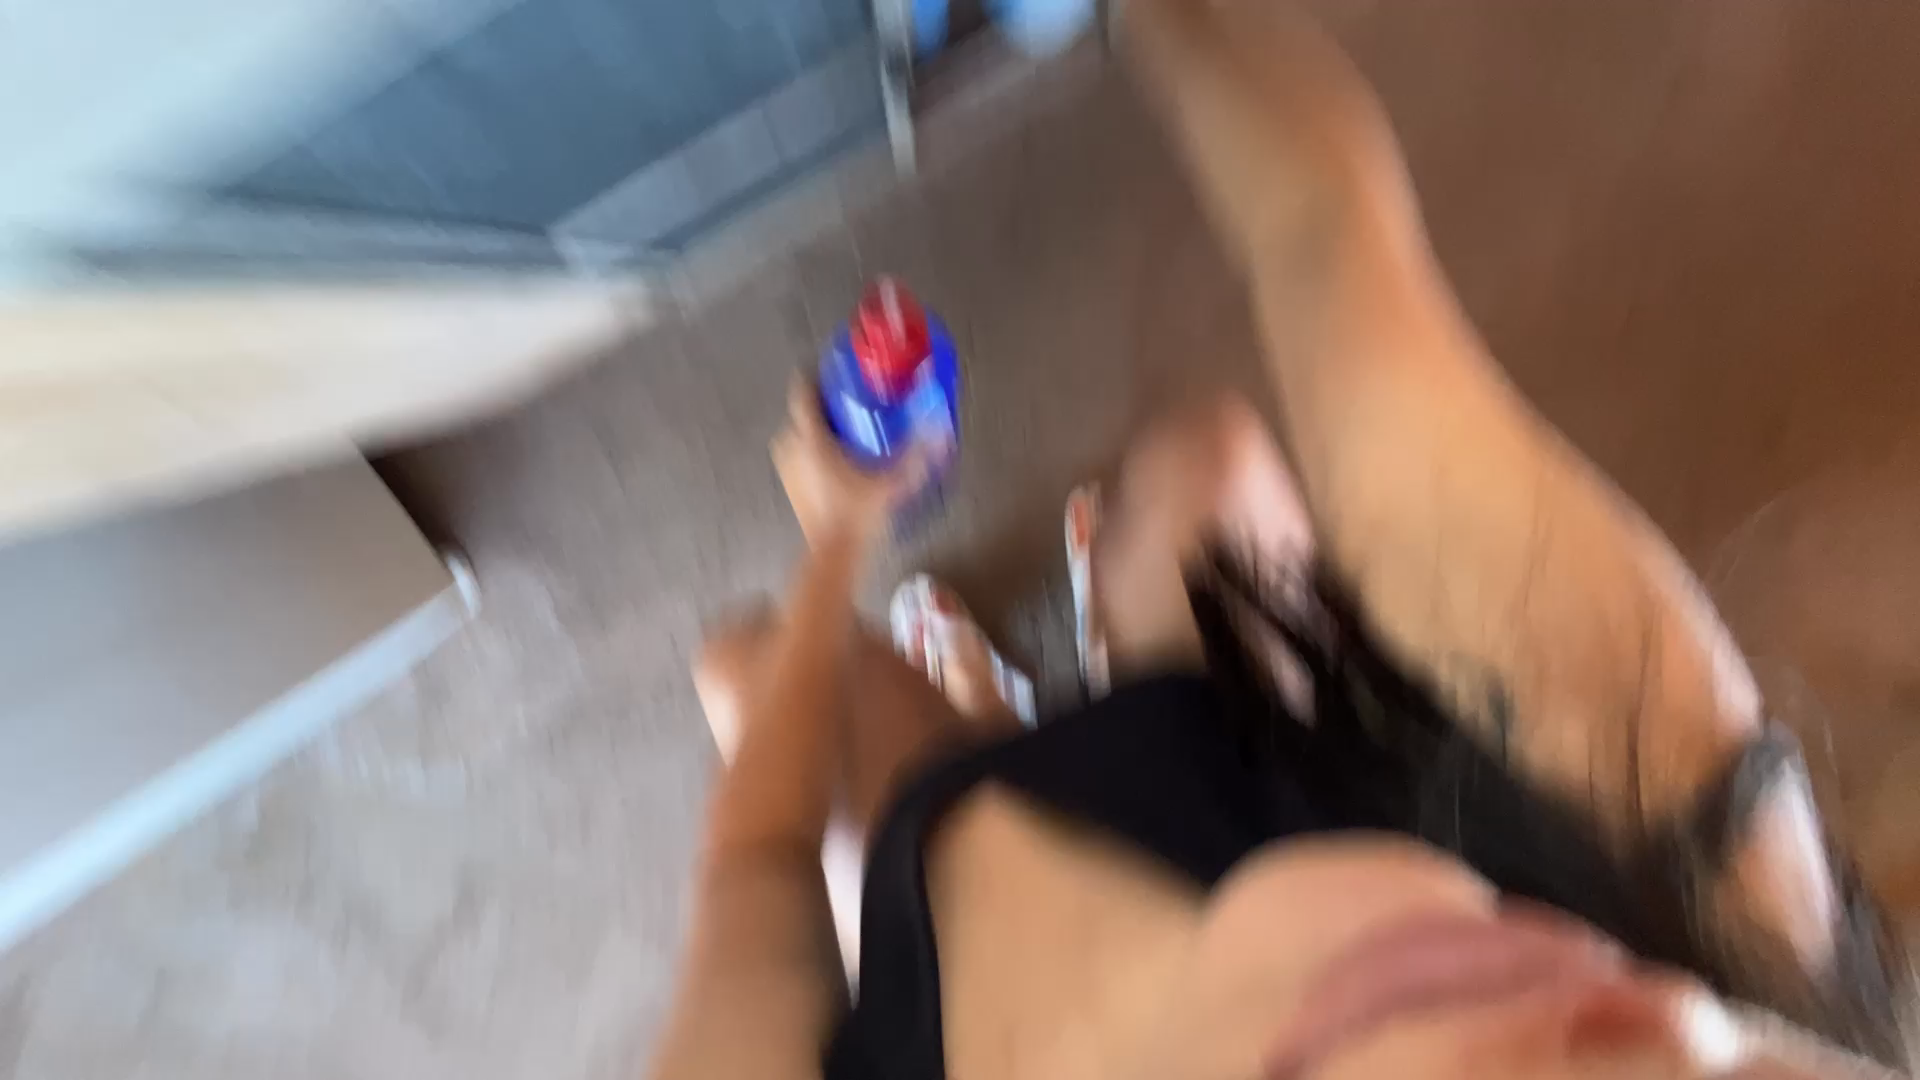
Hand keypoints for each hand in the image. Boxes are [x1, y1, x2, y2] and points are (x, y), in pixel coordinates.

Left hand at [772, 376, 930, 551]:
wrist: (834, 554)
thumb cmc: (856, 516)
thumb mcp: (891, 482)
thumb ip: (917, 454)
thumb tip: (942, 429)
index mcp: (811, 440)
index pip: (802, 394)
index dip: (813, 377)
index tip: (827, 370)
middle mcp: (793, 451)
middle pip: (799, 415)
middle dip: (818, 407)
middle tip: (843, 405)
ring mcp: (788, 471)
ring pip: (795, 438)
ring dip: (812, 431)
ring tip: (839, 433)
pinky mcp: (791, 488)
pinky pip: (796, 458)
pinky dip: (809, 453)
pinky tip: (833, 461)